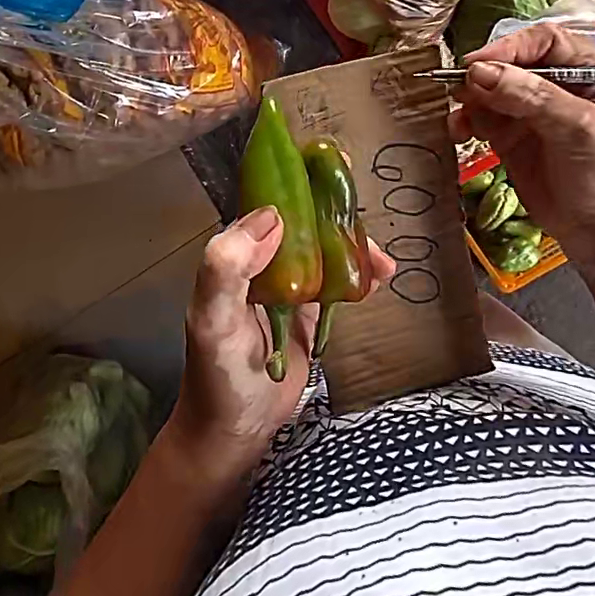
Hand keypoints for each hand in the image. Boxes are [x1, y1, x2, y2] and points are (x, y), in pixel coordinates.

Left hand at [167, 207, 393, 481]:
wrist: (235, 432)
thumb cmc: (218, 377)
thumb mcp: (213, 321)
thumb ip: (227, 268)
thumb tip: (272, 216)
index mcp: (236, 256)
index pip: (268, 206)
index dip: (296, 180)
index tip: (328, 162)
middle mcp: (262, 264)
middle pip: (303, 222)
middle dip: (333, 209)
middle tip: (361, 203)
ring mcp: (289, 287)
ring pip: (325, 250)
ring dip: (353, 246)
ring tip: (380, 260)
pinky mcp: (309, 312)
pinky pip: (337, 283)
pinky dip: (359, 275)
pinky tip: (380, 276)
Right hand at [447, 24, 594, 273]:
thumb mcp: (578, 129)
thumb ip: (530, 97)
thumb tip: (478, 72)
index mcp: (590, 71)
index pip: (544, 42)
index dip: (510, 48)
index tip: (477, 64)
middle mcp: (558, 86)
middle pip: (512, 64)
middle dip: (485, 74)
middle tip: (460, 88)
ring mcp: (532, 113)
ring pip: (491, 91)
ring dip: (470, 98)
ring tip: (459, 117)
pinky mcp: (511, 139)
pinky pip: (482, 119)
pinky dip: (466, 121)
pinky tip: (458, 131)